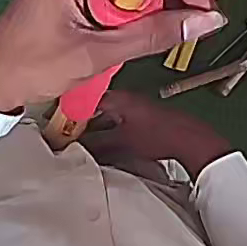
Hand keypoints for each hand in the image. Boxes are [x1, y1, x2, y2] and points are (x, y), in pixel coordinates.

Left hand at [0, 0, 224, 112]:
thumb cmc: (24, 65)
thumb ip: (152, 35)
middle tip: (175, 30)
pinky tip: (119, 42)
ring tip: (133, 43)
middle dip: (164, 0)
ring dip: (143, 15)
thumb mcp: (95, 53)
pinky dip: (126, 21)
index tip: (202, 5)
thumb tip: (199, 21)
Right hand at [78, 90, 233, 179]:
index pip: (83, 99)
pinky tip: (102, 143)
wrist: (190, 140)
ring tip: (79, 142)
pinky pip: (115, 121)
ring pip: (104, 115)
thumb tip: (75, 147)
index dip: (68, 111)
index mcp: (116, 97)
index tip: (56, 122)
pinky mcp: (140, 117)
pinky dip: (106, 130)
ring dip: (93, 127)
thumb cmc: (158, 136)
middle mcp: (123, 98)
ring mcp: (132, 107)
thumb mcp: (121, 142)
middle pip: (92, 106)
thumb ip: (96, 144)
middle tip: (64, 135)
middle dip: (79, 120)